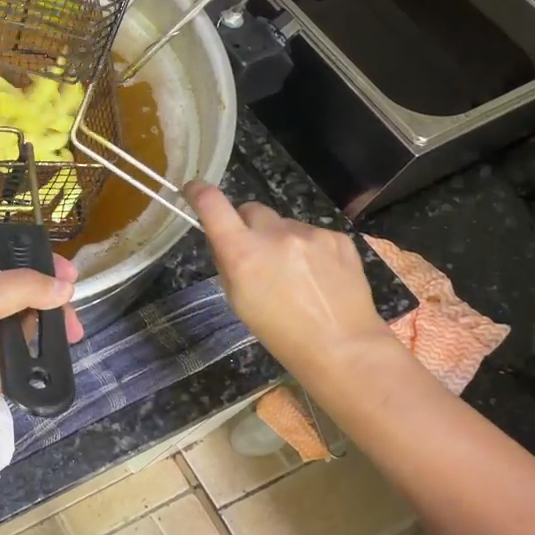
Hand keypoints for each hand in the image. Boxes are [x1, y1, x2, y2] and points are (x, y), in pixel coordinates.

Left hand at [0, 249, 84, 442]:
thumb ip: (18, 288)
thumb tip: (64, 286)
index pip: (5, 255)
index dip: (38, 262)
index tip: (71, 277)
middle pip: (19, 288)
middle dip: (48, 300)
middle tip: (72, 322)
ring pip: (21, 318)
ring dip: (46, 327)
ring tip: (68, 340)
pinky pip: (17, 347)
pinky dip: (35, 350)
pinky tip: (48, 358)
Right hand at [183, 182, 393, 376]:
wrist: (342, 345)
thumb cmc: (279, 332)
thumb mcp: (237, 300)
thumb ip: (228, 262)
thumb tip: (224, 240)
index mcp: (243, 253)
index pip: (213, 206)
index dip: (199, 193)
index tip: (193, 189)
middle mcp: (275, 234)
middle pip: (250, 210)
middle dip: (246, 225)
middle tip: (255, 253)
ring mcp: (310, 233)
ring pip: (283, 224)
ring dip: (280, 239)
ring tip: (295, 274)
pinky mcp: (337, 237)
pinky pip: (311, 234)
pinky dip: (307, 249)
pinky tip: (318, 275)